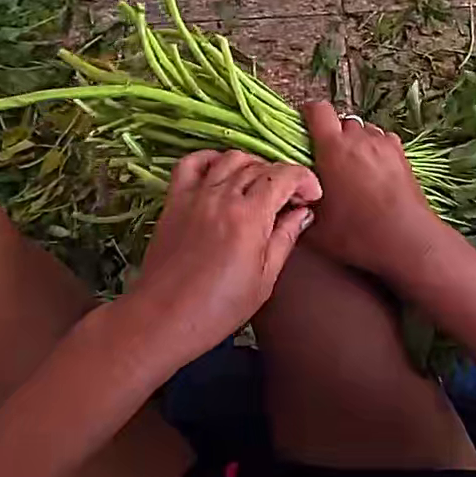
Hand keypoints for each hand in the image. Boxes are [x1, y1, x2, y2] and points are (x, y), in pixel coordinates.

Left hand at [130, 150, 321, 358]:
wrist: (163, 318)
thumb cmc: (218, 308)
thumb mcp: (264, 279)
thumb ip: (285, 238)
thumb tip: (303, 213)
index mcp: (249, 217)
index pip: (284, 176)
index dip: (304, 179)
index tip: (312, 196)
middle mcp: (222, 197)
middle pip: (260, 166)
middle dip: (283, 177)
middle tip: (291, 200)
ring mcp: (195, 196)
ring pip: (229, 158)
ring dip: (252, 165)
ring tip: (260, 186)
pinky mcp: (174, 201)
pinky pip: (192, 163)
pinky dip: (211, 159)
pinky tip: (221, 173)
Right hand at [301, 101, 445, 275]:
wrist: (406, 239)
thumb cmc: (357, 233)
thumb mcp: (315, 227)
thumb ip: (296, 207)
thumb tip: (288, 198)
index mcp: (333, 147)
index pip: (318, 110)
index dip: (308, 114)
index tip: (303, 128)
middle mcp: (360, 139)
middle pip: (342, 120)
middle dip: (332, 133)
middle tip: (326, 158)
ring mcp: (384, 145)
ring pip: (364, 130)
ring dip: (355, 141)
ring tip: (351, 166)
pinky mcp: (402, 156)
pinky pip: (384, 141)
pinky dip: (375, 148)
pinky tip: (373, 170)